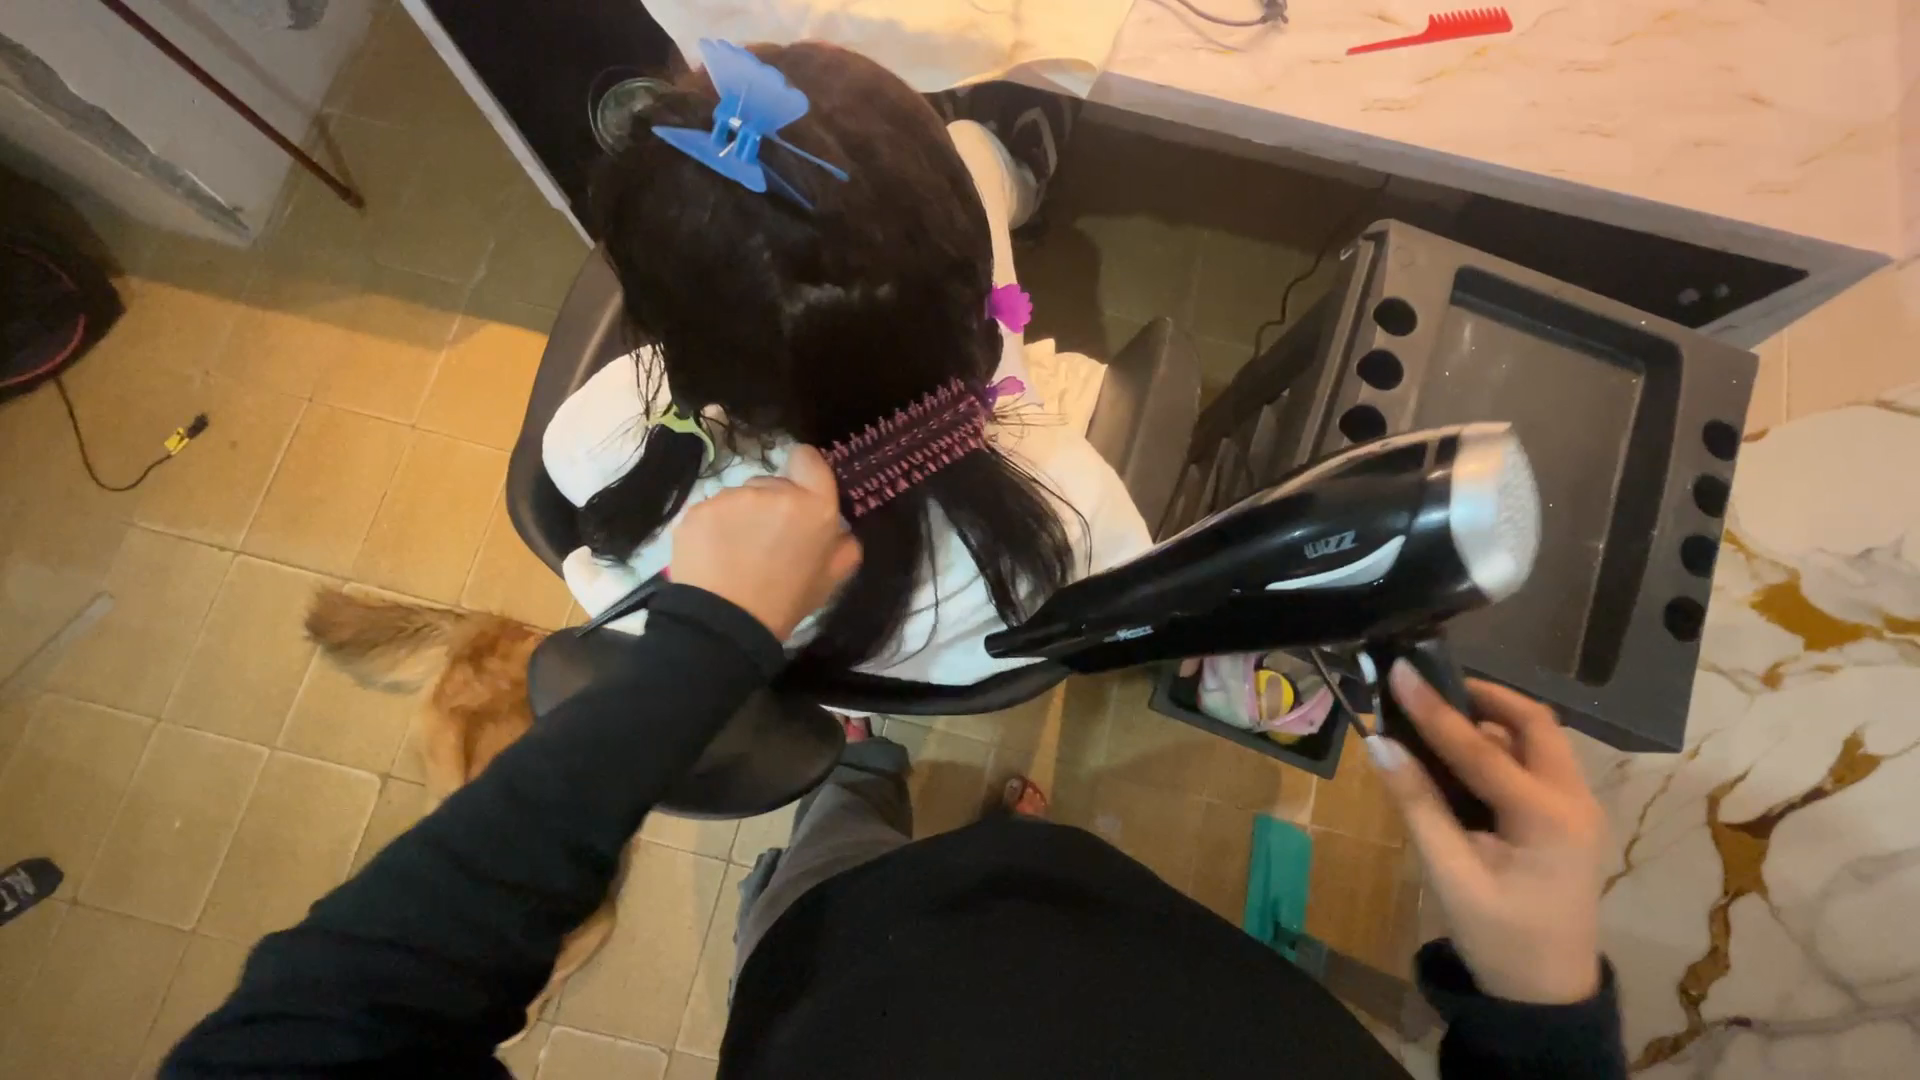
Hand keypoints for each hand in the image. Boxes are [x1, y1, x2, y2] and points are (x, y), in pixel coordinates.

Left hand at [669, 445, 861, 639]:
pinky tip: (715, 555)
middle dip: (773, 504)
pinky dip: (715, 528)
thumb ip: (844, 545)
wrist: (724, 624)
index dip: (805, 471)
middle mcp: (774, 492)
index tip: (799, 496)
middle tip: (768, 541)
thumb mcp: (831, 580)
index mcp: (814, 507)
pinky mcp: (698, 509)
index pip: (808, 459)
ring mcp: (732, 498)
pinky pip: (712, 510)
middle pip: (774, 482)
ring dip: (743, 516)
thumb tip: (840, 530)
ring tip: (738, 553)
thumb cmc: (785, 602)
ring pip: (741, 496)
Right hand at [1368, 661, 1606, 1004]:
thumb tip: (1379, 742)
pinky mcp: (1565, 818)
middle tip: (1430, 685)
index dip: (1435, 707)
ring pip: (1538, 740)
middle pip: (1534, 725)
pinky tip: (1458, 753)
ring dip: (1490, 719)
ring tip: (1435, 714)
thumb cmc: (1496, 934)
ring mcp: (1577, 810)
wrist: (1546, 993)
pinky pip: (1535, 763)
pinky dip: (1498, 745)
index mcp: (1547, 818)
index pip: (1481, 747)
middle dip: (1483, 697)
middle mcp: (1574, 802)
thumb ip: (1416, 802)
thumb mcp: (1448, 870)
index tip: (1400, 671)